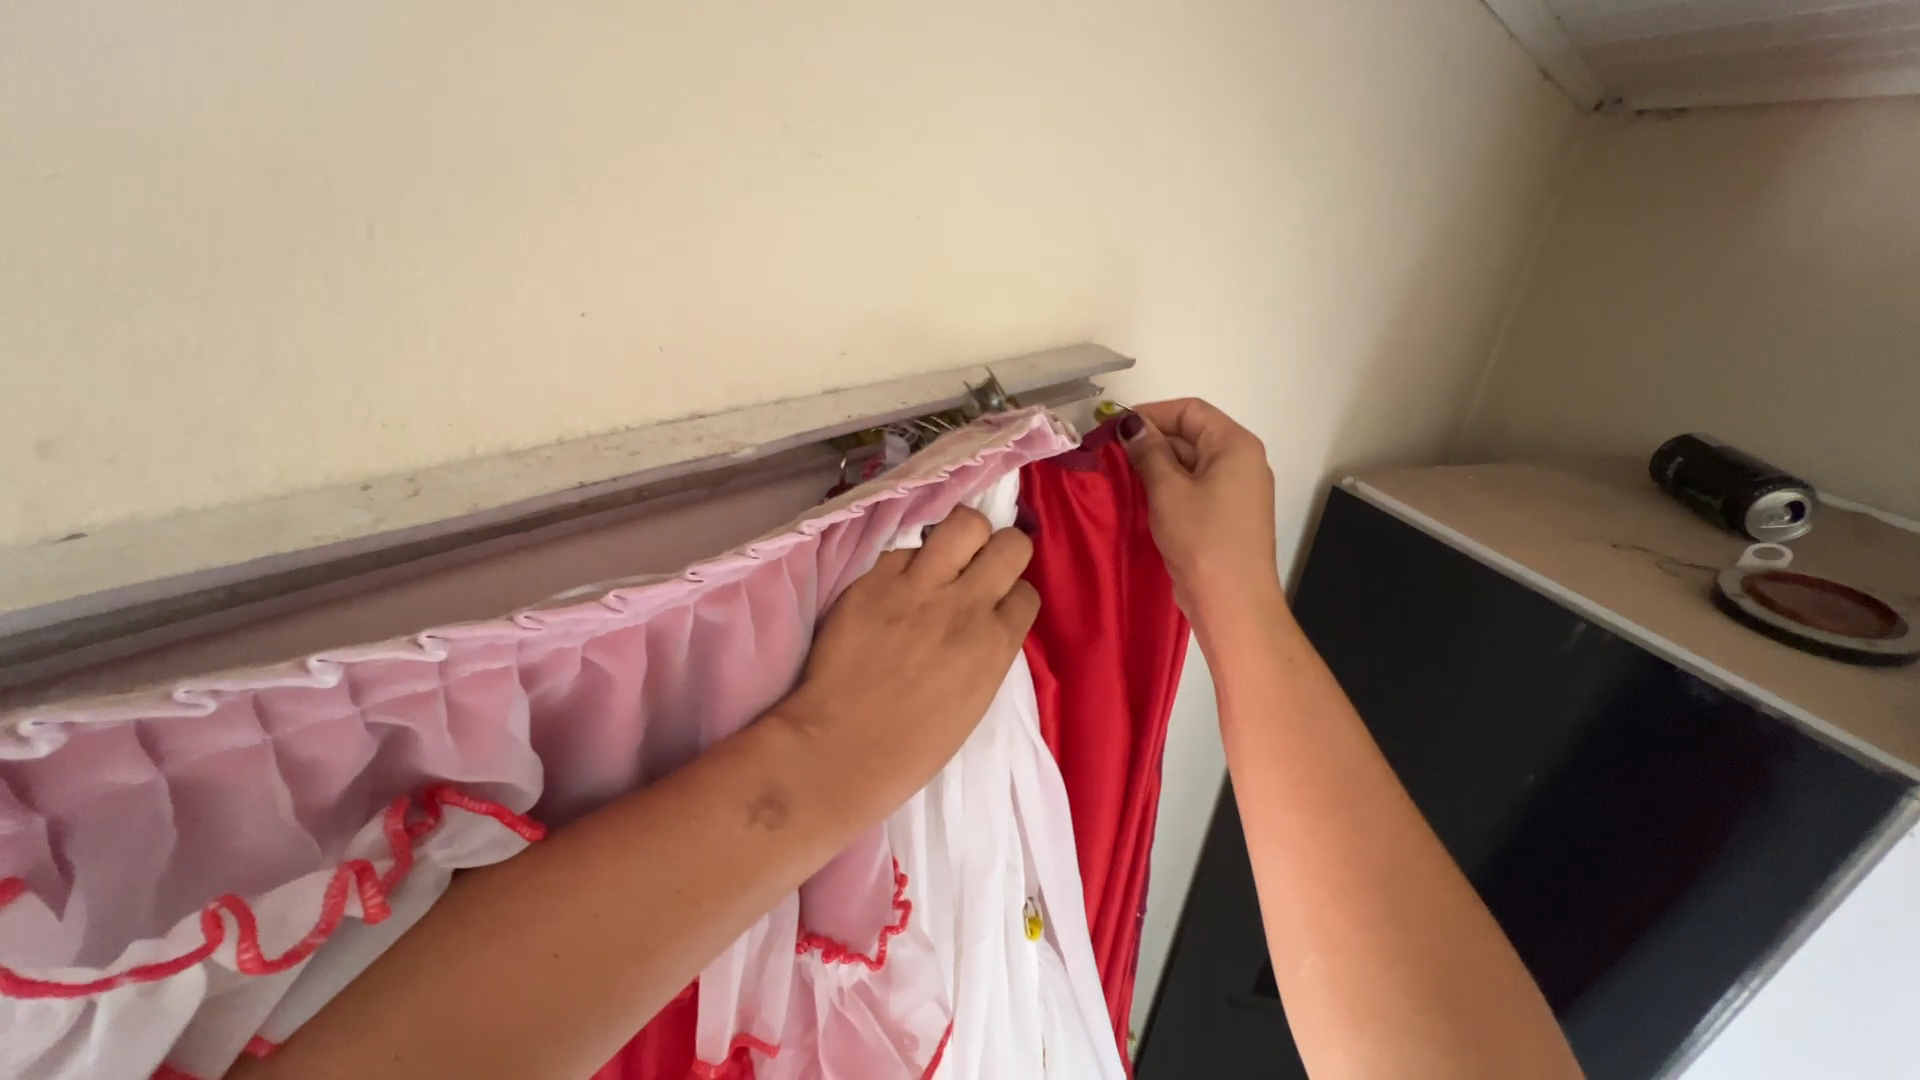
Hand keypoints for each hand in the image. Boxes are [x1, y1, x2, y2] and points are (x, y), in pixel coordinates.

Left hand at [778, 507, 1039, 812]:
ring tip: (945, 556)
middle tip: (979, 567)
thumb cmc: (913, 746)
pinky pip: (903, 549)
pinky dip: (905, 564)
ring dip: (961, 537)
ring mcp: (917, 586)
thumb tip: (985, 620)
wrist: (840, 747)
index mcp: (995, 644)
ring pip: (964, 523)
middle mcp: (964, 605)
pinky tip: (893, 587)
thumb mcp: (974, 700)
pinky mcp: (874, 579)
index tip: (996, 605)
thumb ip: (986, 651)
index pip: (1027, 593)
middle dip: (1000, 551)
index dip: (1011, 596)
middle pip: (1009, 543)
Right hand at [1121, 398, 1282, 620]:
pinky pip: (1194, 487)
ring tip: (1119, 475)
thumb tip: (1132, 424)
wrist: (1231, 599)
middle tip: (1110, 453)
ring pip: (1190, 463)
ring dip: (1156, 465)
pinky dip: (1168, 486)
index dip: (1151, 413)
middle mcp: (1242, 461)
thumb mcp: (1167, 489)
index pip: (1190, 410)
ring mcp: (1236, 490)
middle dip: (1151, 440)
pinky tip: (1140, 497)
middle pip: (1192, 434)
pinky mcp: (1225, 515)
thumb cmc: (1201, 537)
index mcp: (1235, 445)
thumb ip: (1148, 451)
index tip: (1114, 428)